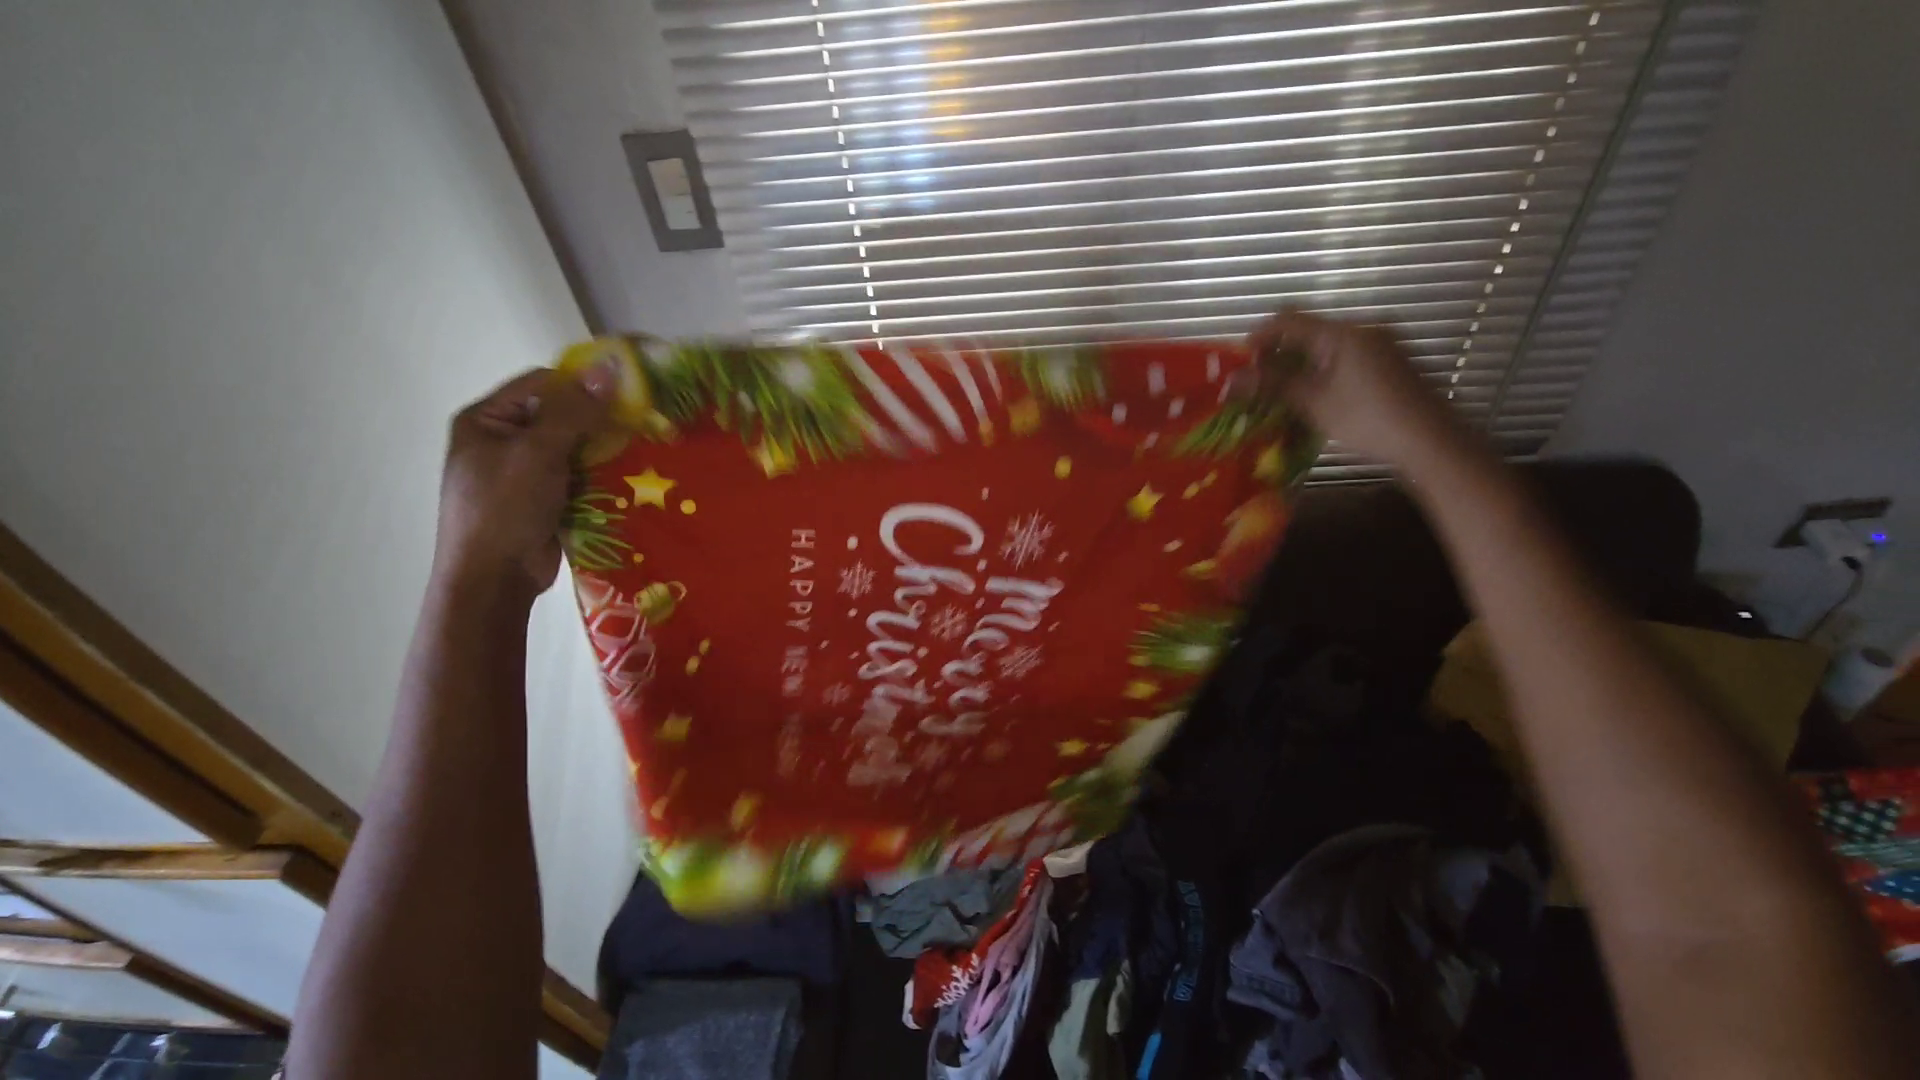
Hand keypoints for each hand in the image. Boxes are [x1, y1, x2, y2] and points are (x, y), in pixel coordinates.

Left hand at [433, 361, 615, 596]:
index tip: (624, 394)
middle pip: (559, 415)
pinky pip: (577, 477)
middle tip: (638, 423)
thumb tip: (610, 367)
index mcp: (486, 419)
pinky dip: (599, 476)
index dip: (581, 385)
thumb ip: (574, 410)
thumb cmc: (505, 507)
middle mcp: (501, 441)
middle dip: (596, 421)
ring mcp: (522, 473)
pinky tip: (627, 478)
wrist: (494, 579)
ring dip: (602, 451)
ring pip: (572, 448)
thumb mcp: (539, 451)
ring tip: (639, 450)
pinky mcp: (542, 500)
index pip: (540, 384)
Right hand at [1249, 310, 1460, 466]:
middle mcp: (1364, 327)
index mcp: (1343, 332)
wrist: (1432, 441)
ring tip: (1286, 395)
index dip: (1259, 338)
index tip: (1241, 364)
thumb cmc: (1370, 422)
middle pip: (1308, 330)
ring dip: (1302, 363)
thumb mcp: (1315, 404)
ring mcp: (1383, 341)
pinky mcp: (1394, 358)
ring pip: (1328, 343)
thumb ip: (1274, 385)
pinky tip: (1321, 397)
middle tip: (1260, 384)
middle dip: (1279, 354)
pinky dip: (1326, 369)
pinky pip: (1348, 354)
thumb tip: (1233, 379)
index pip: (1288, 319)